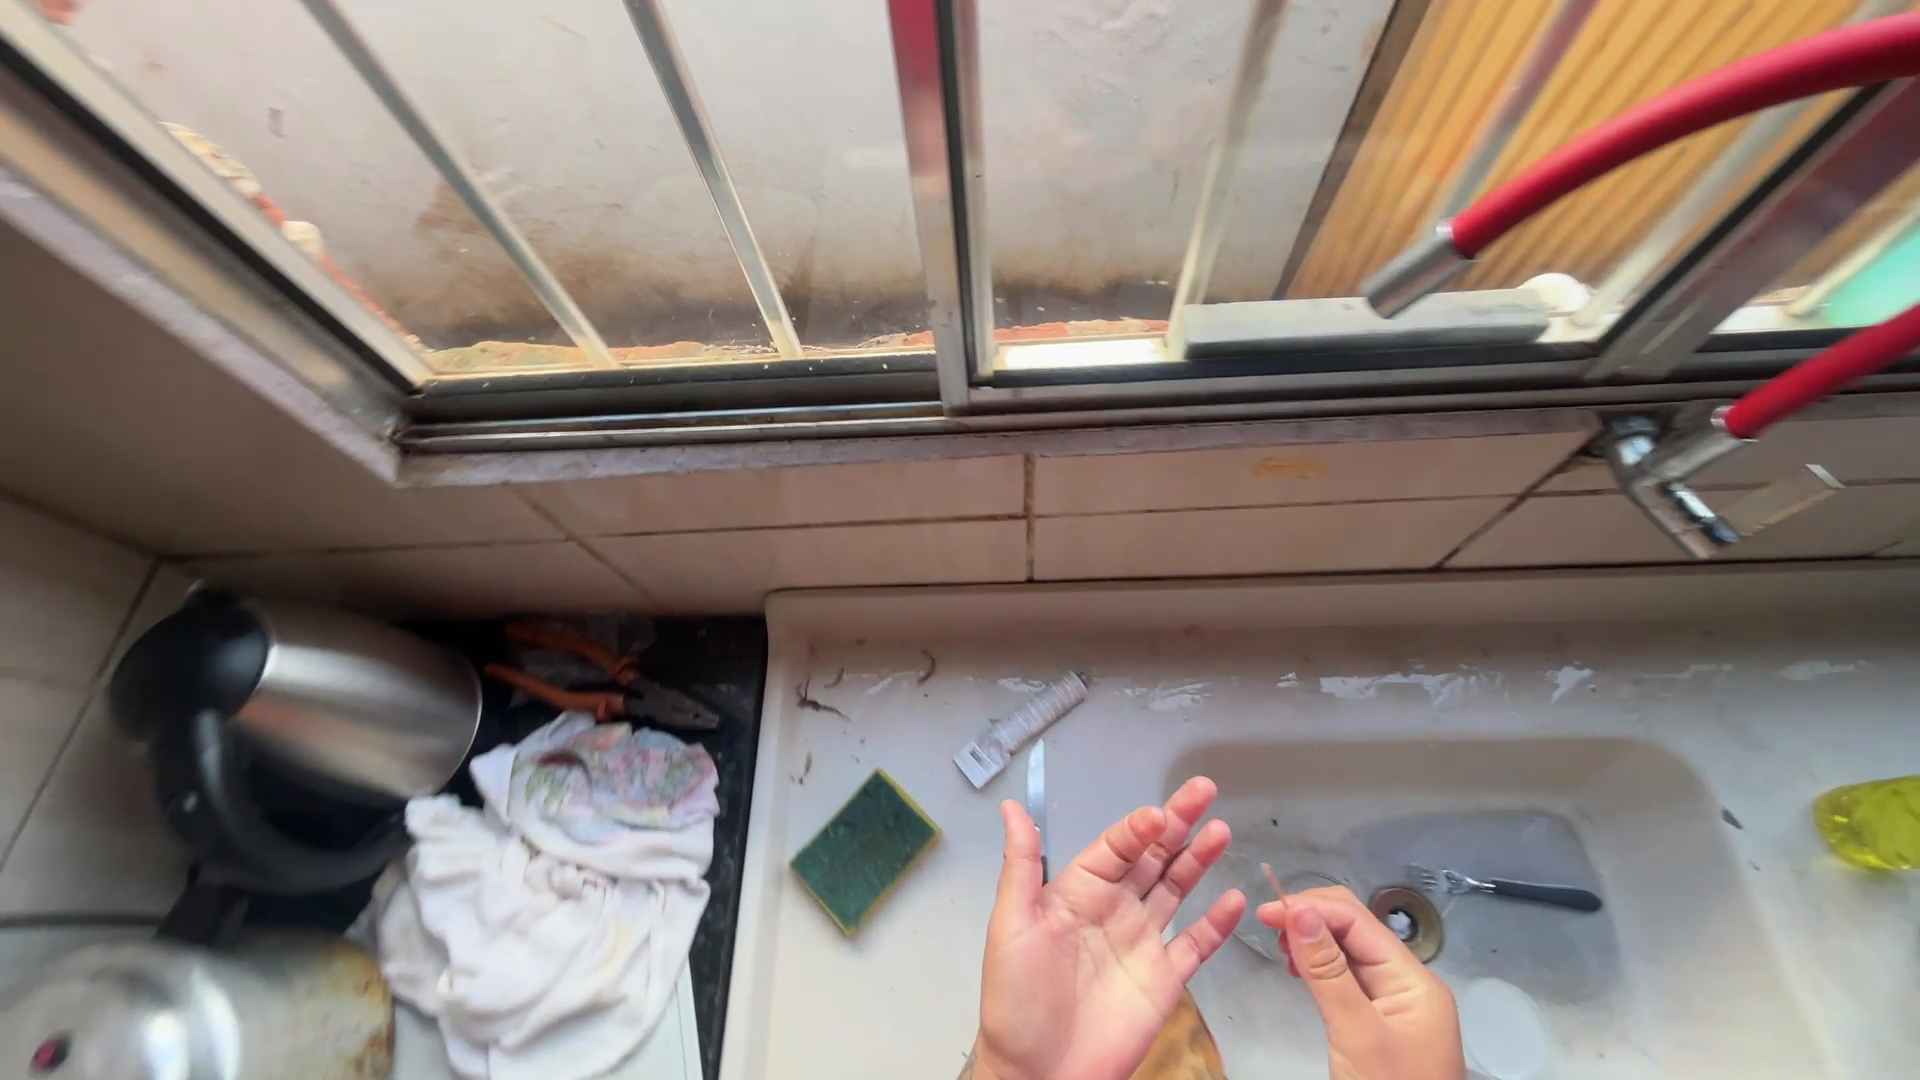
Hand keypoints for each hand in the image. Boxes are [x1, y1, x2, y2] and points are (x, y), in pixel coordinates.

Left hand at [967, 777, 1245, 1079]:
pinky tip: (1234, 898)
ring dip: (1198, 860)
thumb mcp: (1012, 922)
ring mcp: (1141, 942)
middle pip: (1152, 856)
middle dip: (1178, 823)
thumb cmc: (1016, 996)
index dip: (1139, 827)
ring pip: (1176, 889)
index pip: (1116, 846)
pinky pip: (1195, 944)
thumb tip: (1010, 806)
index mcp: (1078, 889)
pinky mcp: (1163, 980)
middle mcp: (1114, 907)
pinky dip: (1215, 923)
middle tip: (1204, 790)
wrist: (1036, 1074)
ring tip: (1221, 830)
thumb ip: (1020, 863)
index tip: (1160, 812)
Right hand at [1258, 887, 1464, 1079]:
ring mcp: (1394, 1001)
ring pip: (1346, 947)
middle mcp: (1407, 981)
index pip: (1356, 919)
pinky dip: (1318, 963)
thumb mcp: (1356, 1036)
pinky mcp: (1378, 1018)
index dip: (1309, 907)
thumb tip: (1296, 907)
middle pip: (1353, 927)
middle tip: (1268, 930)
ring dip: (1311, 938)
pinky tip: (1299, 971)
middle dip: (1310, 918)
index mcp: (1413, 979)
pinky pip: (1345, 973)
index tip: (1263, 915)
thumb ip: (1326, 970)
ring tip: (1281, 952)